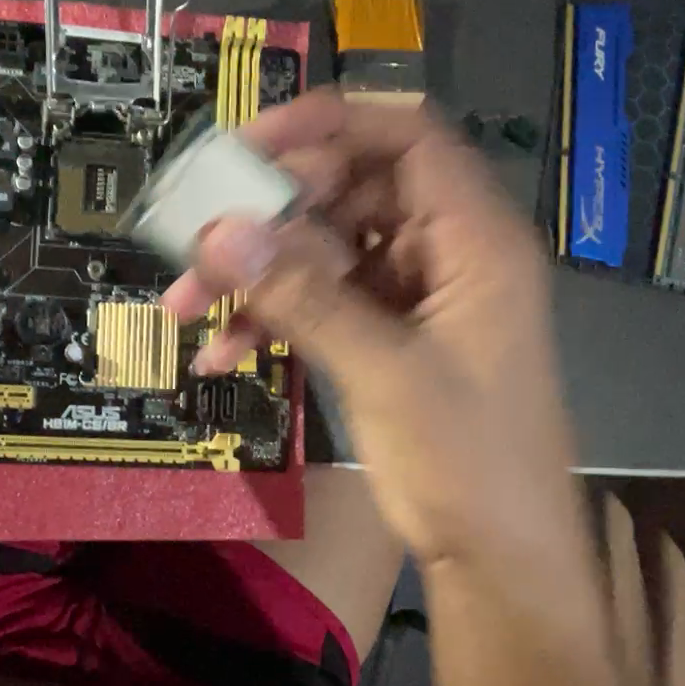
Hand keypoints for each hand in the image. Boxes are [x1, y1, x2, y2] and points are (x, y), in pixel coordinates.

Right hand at [162, 91, 573, 565]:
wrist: (498, 560)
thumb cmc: (468, 463)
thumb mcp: (385, 373)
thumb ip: (304, 295)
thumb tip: (220, 231)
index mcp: (474, 240)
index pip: (405, 137)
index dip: (327, 125)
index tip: (247, 146)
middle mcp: (446, 255)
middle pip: (351, 194)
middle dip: (270, 216)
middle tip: (200, 238)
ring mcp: (415, 299)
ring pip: (325, 255)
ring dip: (257, 276)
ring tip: (186, 307)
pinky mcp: (389, 341)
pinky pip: (323, 307)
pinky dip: (274, 322)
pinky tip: (224, 354)